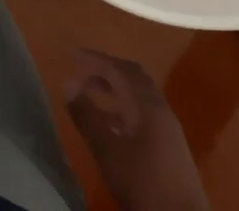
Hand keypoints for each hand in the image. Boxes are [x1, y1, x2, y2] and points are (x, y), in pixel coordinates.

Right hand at [66, 49, 209, 210]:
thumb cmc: (142, 182)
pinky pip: (143, 114)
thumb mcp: (107, 150)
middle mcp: (161, 110)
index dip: (95, 59)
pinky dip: (123, 109)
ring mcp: (168, 129)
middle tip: (80, 71)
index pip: (120, 69)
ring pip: (139, 97)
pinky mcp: (169, 146)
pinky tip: (109, 125)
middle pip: (133, 78)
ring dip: (114, 90)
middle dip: (106, 70)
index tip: (71, 55)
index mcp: (148, 105)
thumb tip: (69, 84)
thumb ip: (87, 116)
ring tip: (89, 96)